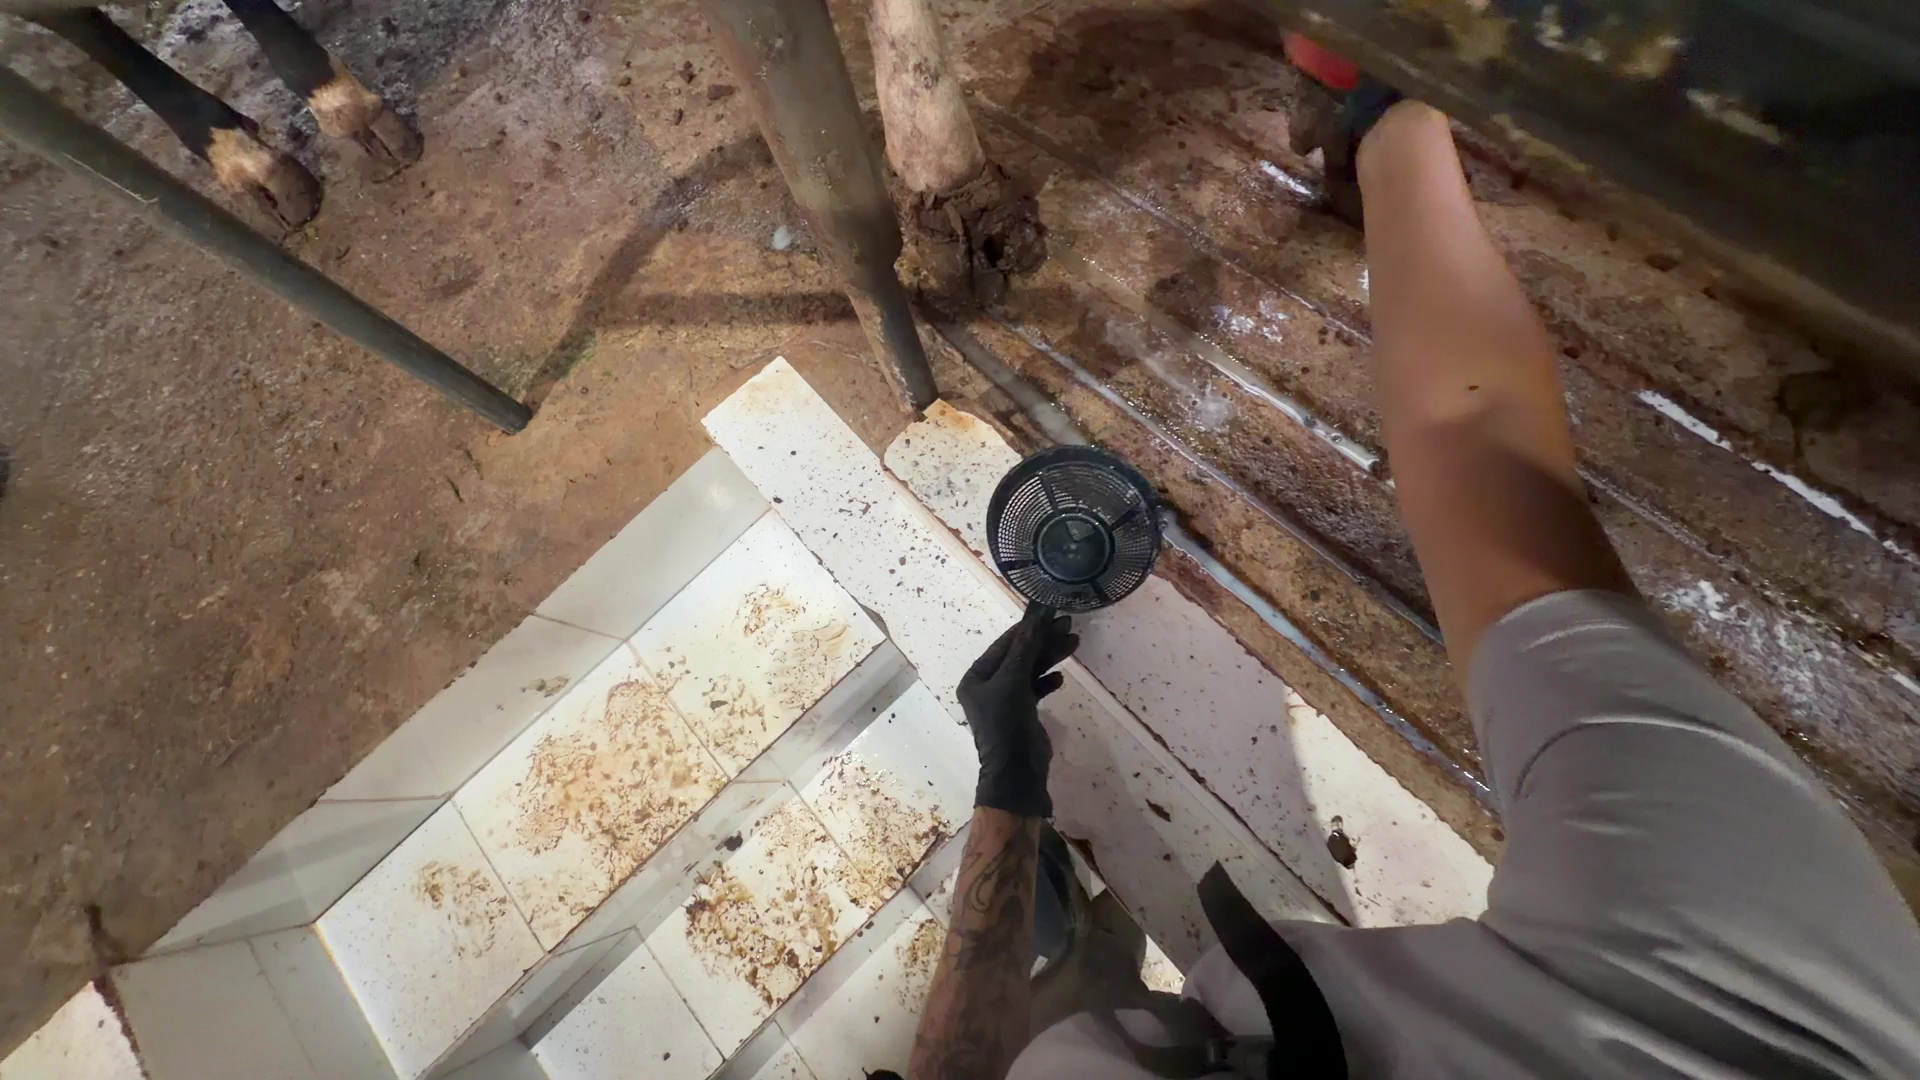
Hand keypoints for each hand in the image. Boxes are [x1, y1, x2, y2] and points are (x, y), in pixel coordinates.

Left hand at [957, 604, 1078, 817]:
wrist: (1017, 771)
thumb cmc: (1006, 723)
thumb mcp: (1013, 681)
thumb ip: (1025, 648)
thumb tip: (1037, 617)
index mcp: (976, 677)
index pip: (1004, 644)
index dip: (1027, 628)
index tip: (1049, 612)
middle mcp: (988, 686)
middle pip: (1019, 655)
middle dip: (1043, 640)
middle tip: (1068, 624)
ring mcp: (1006, 699)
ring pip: (1030, 670)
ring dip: (1050, 656)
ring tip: (1074, 641)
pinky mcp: (1022, 712)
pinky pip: (1036, 688)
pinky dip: (1047, 680)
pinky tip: (1061, 677)